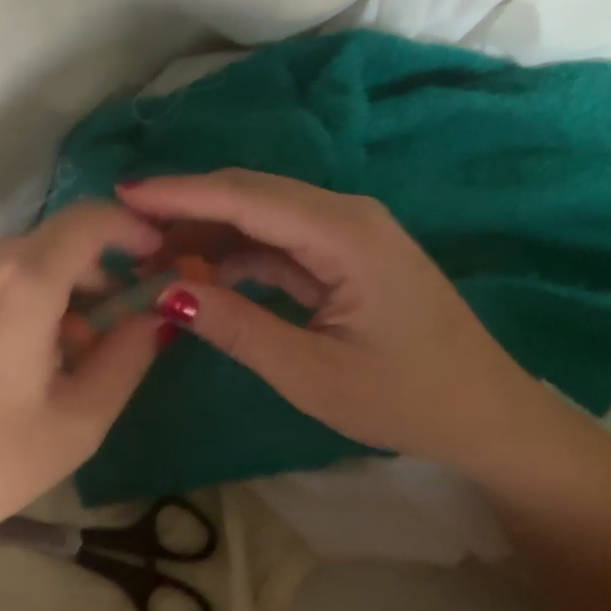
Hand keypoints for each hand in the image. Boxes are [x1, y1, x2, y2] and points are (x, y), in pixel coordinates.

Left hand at [0, 202, 166, 610]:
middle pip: (47, 246)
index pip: (88, 220)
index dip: (128, 227)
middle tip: (102, 337)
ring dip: (41, 294)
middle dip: (86, 279)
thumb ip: (126, 359)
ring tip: (45, 362)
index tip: (152, 254)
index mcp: (20, 277)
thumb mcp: (74, 424)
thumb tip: (154, 317)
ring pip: (6, 264)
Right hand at [119, 170, 558, 470]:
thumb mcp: (312, 374)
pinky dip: (230, 252)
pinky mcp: (340, 251)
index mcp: (345, 234)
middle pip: (247, 194)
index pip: (245, 198)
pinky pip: (272, 238)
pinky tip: (194, 273)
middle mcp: (345, 214)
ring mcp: (344, 230)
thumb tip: (164, 291)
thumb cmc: (407, 399)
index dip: (180, 194)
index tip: (122, 193)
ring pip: (256, 214)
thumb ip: (235, 326)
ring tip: (148, 260)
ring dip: (203, 232)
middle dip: (183, 209)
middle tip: (123, 230)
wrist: (488, 417)